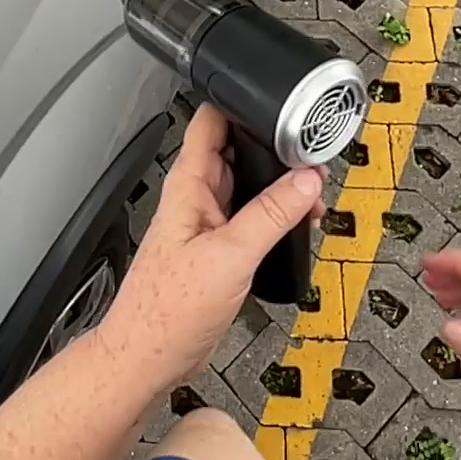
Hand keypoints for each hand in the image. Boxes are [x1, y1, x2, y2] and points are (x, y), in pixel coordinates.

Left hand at [93, 104, 324, 391]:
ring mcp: (207, 222)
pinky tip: (295, 226)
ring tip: (310, 195)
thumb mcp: (230, 256)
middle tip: (308, 157)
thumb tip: (305, 182)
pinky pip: (250, 218)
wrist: (151, 357)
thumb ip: (271, 216)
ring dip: (276, 187)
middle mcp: (196, 197)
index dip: (240, 103)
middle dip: (272, 151)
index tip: (274, 103)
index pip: (210, 121)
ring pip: (247, 186)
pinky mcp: (217, 247)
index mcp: (188, 185)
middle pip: (237, 151)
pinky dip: (274, 217)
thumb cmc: (167, 310)